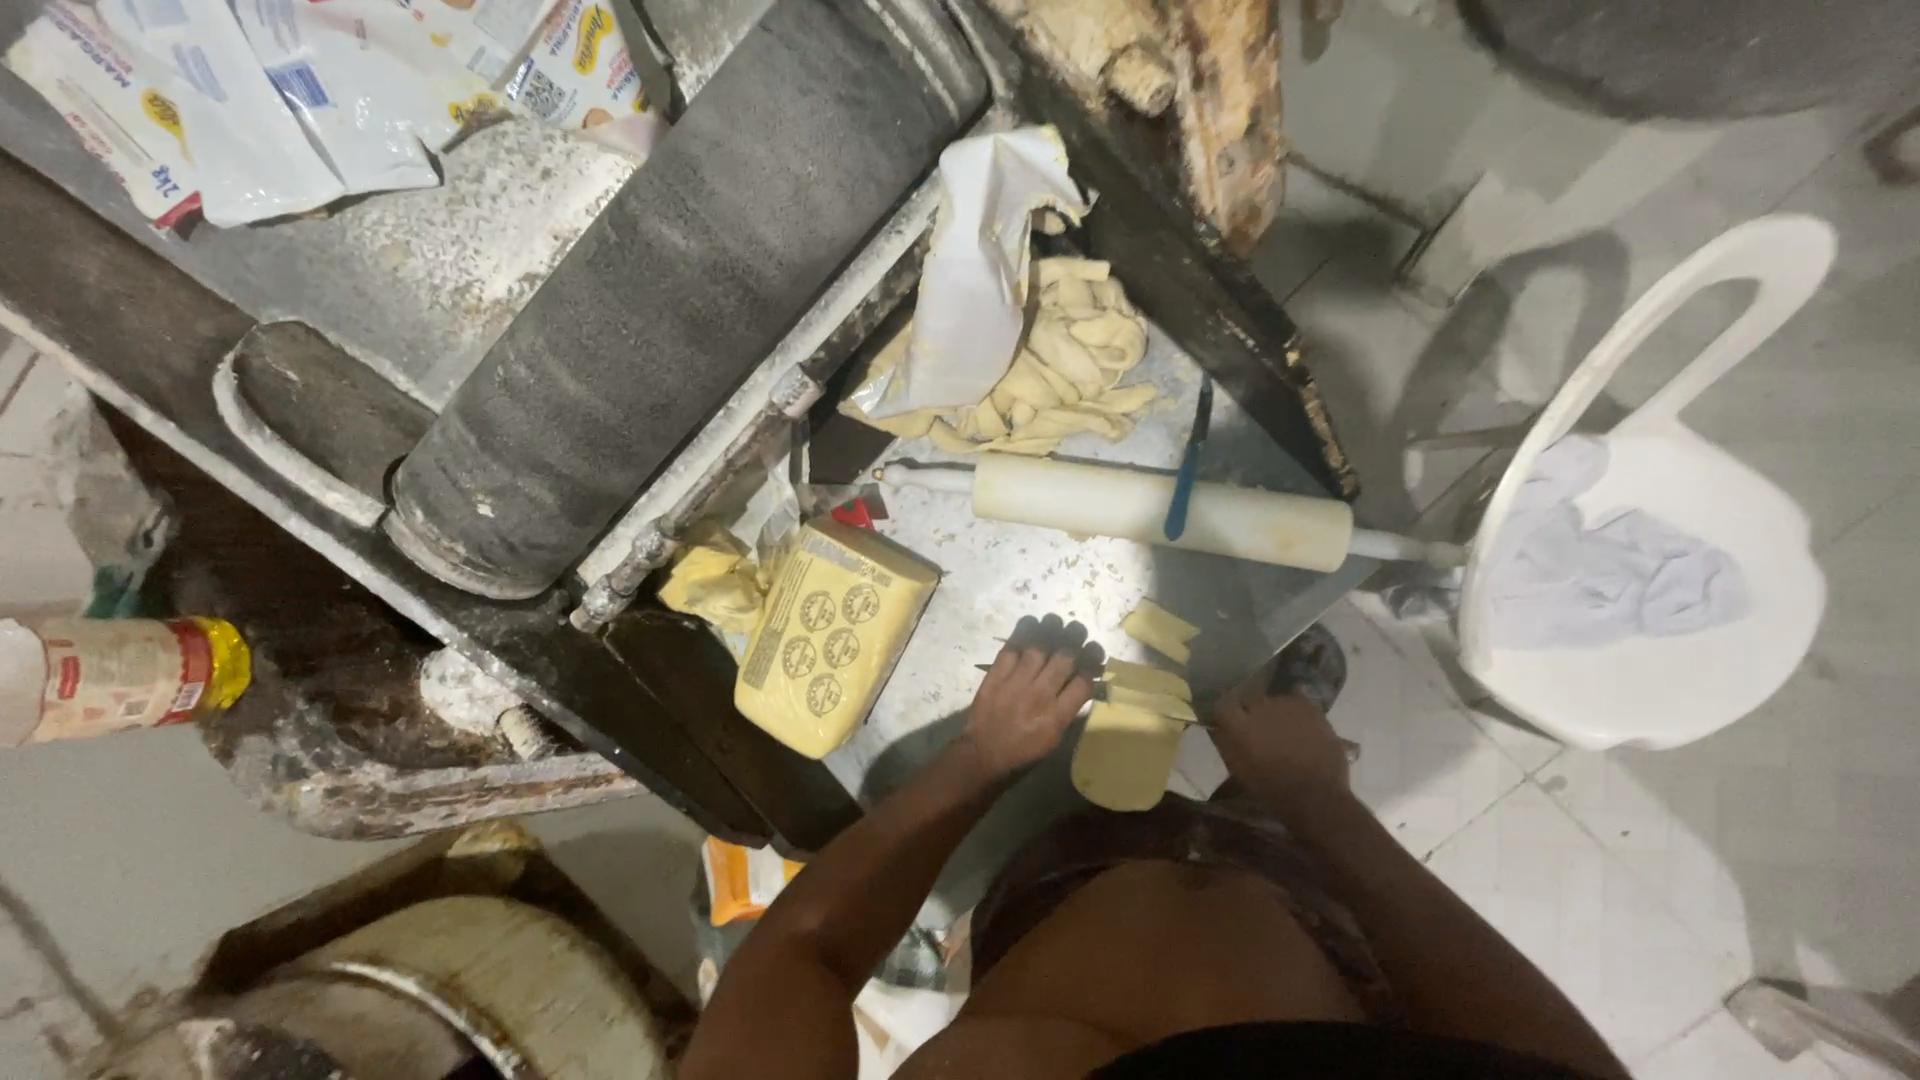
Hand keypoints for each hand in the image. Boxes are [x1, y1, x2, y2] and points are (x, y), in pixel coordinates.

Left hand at [959, 614, 1101, 778]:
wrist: (984, 755)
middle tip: (1077, 631)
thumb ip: (1069, 709)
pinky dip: (1022, 633)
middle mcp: (1040, 695)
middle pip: (1064, 658)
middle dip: (1075, 640)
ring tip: (1056, 622)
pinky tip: (1031, 624)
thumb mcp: (1054, 737)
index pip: (1083, 681)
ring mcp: (1016, 683)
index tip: (1093, 655)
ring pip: (1039, 647)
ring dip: (1051, 630)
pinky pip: (1012, 648)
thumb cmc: (1023, 751)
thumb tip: (1083, 682)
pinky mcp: (996, 675)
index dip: (1092, 663)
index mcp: (1057, 716)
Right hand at [1210, 666, 1352, 818]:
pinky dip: (1293, 714)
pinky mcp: (1309, 708)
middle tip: (1259, 733)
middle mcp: (1261, 708)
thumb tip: (1216, 728)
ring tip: (1282, 733)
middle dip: (1250, 715)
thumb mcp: (1238, 770)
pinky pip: (1294, 703)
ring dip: (1272, 714)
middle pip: (1249, 702)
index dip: (1225, 717)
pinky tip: (1299, 730)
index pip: (1222, 706)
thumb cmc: (1273, 789)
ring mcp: (1287, 706)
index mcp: (1240, 726)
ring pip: (1272, 701)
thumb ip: (1224, 744)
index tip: (1228, 726)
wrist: (1317, 797)